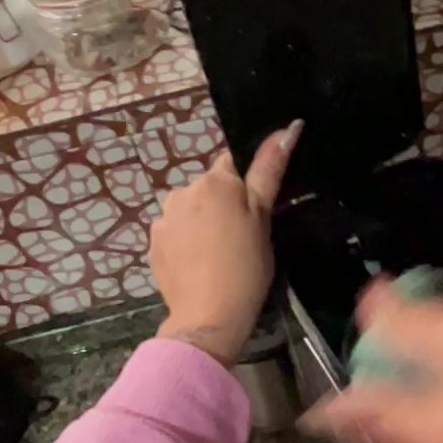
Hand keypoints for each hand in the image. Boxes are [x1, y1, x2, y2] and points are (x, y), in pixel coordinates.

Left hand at [148, 121, 301, 365]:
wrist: (209, 316)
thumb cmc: (247, 266)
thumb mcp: (264, 218)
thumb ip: (270, 170)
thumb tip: (288, 126)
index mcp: (215, 180)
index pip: (232, 164)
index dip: (245, 186)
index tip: (255, 212)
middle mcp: (183, 190)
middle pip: (208, 188)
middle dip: (222, 205)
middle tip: (241, 239)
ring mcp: (163, 218)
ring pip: (189, 211)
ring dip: (201, 224)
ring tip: (218, 256)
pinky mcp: (153, 244)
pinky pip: (174, 233)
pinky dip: (186, 243)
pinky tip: (199, 265)